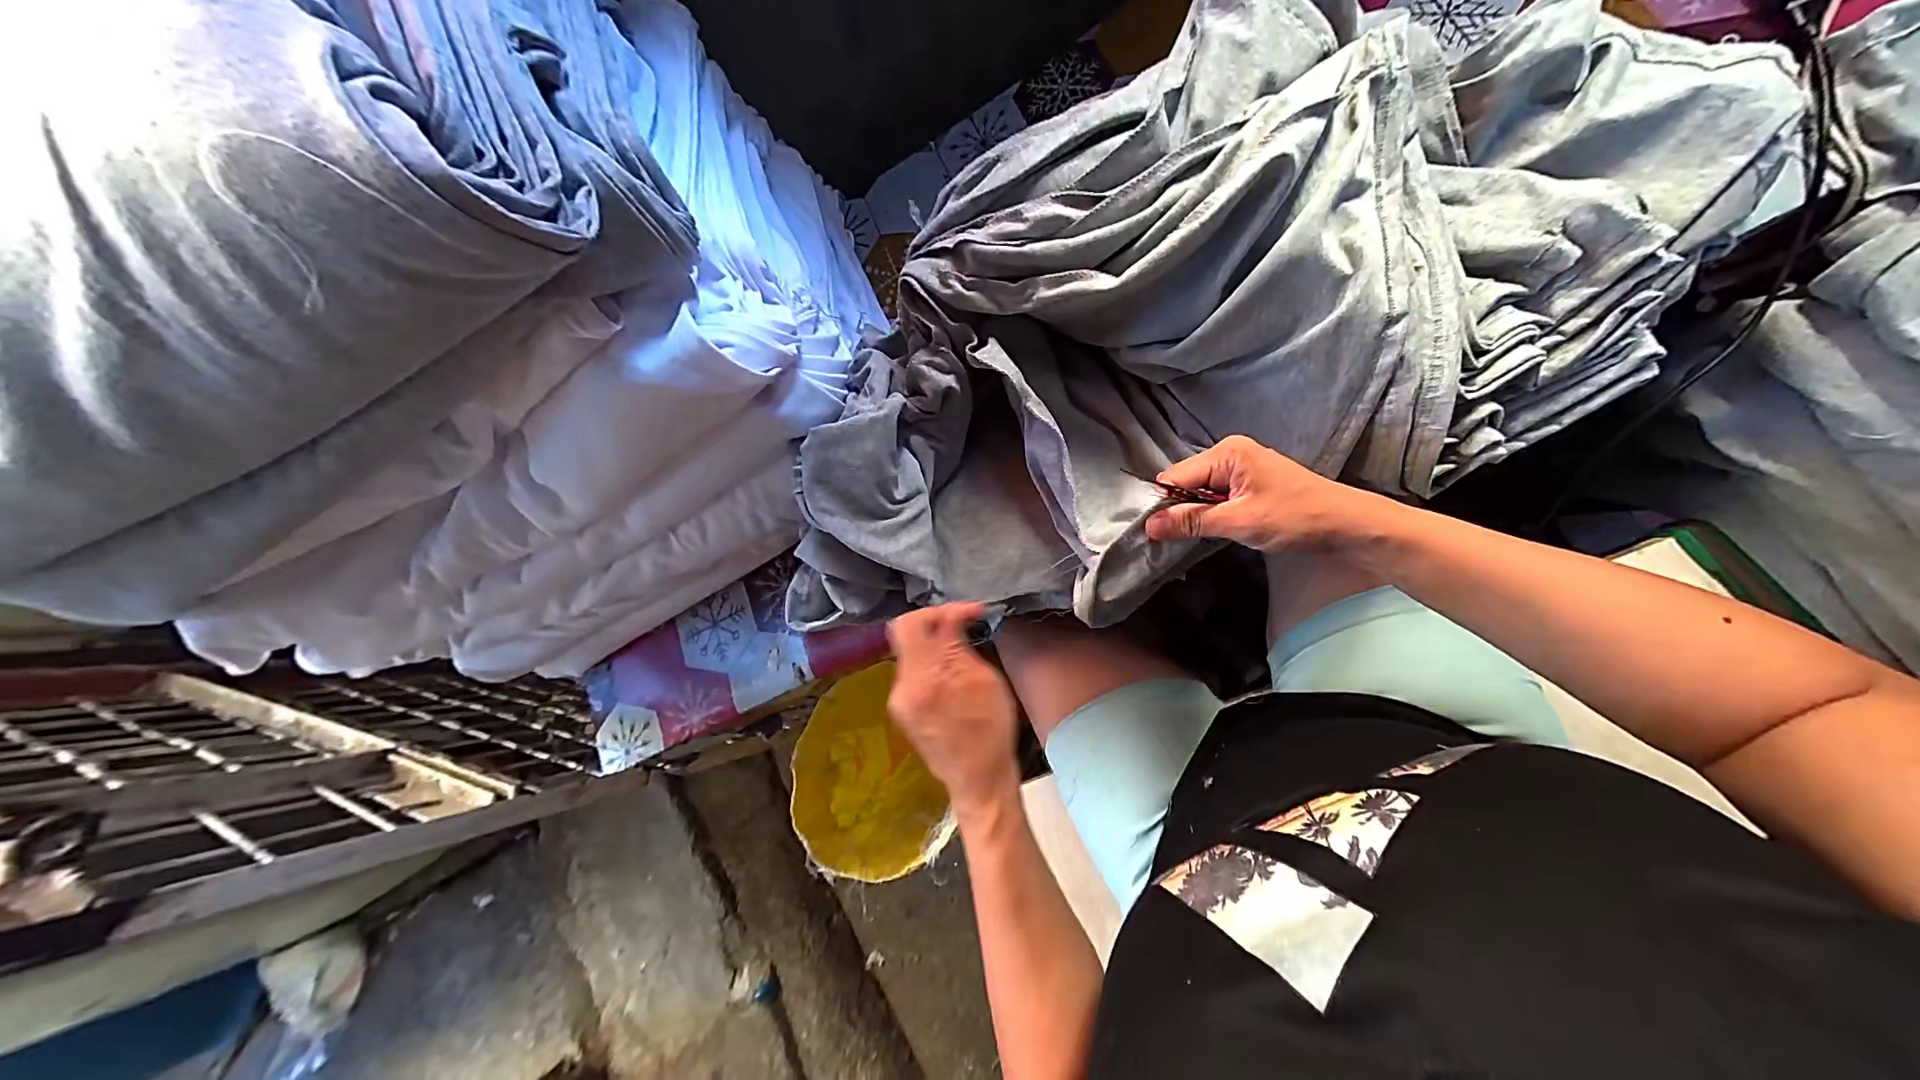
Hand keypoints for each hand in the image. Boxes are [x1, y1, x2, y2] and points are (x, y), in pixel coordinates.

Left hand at [886, 603, 1021, 818]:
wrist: (978, 780)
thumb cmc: (991, 732)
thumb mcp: (984, 681)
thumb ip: (960, 646)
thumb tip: (952, 618)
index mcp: (923, 679)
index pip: (913, 623)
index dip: (942, 610)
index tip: (971, 613)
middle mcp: (902, 687)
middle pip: (906, 634)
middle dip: (935, 622)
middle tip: (964, 623)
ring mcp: (899, 700)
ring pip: (909, 652)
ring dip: (933, 643)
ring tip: (962, 647)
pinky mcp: (903, 710)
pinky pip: (913, 672)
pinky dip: (931, 663)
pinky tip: (952, 672)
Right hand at [1143, 435, 1394, 552]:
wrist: (1348, 526)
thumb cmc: (1295, 518)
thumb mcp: (1238, 522)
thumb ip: (1191, 521)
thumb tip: (1149, 525)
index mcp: (1227, 453)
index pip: (1175, 476)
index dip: (1164, 504)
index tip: (1156, 532)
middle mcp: (1230, 453)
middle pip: (1185, 482)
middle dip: (1179, 509)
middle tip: (1179, 538)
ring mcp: (1241, 468)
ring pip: (1199, 491)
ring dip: (1196, 514)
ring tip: (1201, 534)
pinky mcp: (1249, 484)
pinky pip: (1215, 496)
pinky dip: (1212, 513)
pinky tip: (1217, 528)